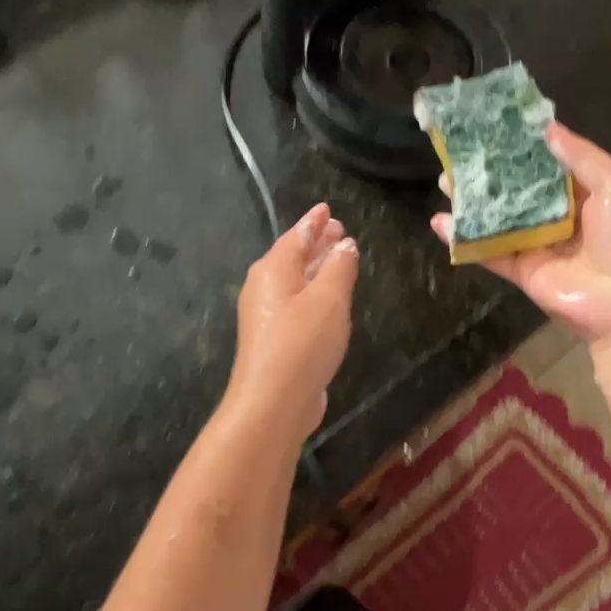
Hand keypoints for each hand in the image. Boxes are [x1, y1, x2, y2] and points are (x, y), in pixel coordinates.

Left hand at [227, 203, 359, 439]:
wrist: (273, 402)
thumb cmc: (302, 343)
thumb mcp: (329, 299)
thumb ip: (340, 267)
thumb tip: (345, 245)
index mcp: (273, 270)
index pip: (296, 235)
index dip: (314, 221)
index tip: (327, 208)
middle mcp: (264, 287)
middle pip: (293, 256)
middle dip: (317, 243)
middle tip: (340, 230)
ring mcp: (267, 315)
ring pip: (296, 280)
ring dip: (317, 268)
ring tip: (340, 257)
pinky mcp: (275, 339)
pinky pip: (298, 303)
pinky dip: (315, 292)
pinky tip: (331, 299)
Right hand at [432, 122, 610, 344]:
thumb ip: (581, 156)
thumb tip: (547, 127)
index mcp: (583, 192)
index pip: (547, 163)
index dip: (523, 145)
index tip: (494, 126)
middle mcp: (557, 215)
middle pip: (517, 189)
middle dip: (490, 173)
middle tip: (460, 153)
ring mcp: (537, 244)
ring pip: (498, 218)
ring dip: (472, 202)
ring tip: (445, 180)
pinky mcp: (521, 270)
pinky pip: (489, 252)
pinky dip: (464, 239)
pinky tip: (440, 222)